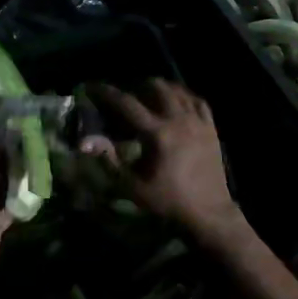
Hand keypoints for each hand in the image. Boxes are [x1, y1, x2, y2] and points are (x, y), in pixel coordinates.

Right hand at [89, 80, 244, 241]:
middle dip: (137, 86)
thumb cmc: (167, 201)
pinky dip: (183, 96)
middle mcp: (179, 120)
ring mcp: (198, 122)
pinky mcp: (211, 128)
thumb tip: (86, 142)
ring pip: (178, 90)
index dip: (107, 92)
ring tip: (148, 96)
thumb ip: (109, 161)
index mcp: (158, 134)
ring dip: (160, 88)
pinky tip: (176, 102)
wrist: (208, 213)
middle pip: (156, 86)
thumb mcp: (132, 186)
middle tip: (126, 95)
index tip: (93, 87)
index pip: (127, 103)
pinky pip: (197, 101)